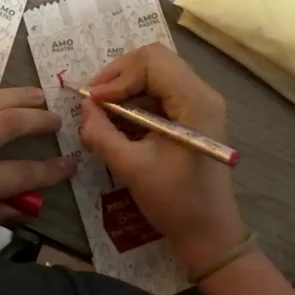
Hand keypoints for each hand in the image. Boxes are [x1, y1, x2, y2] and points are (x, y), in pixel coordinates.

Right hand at [79, 44, 244, 273]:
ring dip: (126, 84)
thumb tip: (84, 107)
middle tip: (94, 99)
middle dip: (119, 75)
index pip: (152, 62)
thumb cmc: (176, 203)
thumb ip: (102, 134)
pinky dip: (136, 96)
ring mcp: (200, 101)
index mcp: (195, 101)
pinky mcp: (194, 113)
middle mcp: (202, 92)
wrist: (210, 235)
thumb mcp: (132, 169)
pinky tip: (120, 117)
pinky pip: (161, 88)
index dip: (118, 76)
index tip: (93, 101)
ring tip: (103, 108)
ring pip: (156, 71)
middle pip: (154, 60)